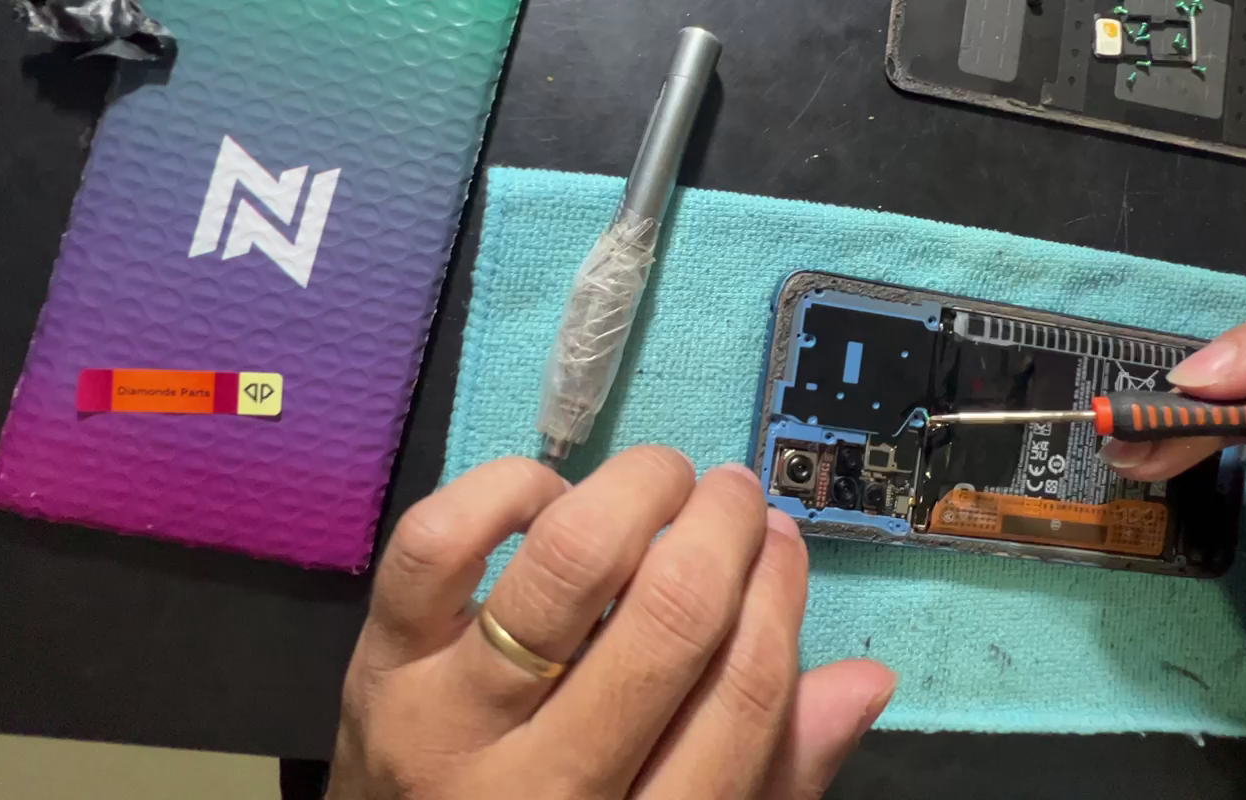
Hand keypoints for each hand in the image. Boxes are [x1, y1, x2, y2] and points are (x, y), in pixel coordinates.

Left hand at [326, 447, 895, 799]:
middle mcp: (539, 789)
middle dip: (721, 528)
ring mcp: (443, 714)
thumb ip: (772, 768)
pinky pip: (440, 541)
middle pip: (667, 618)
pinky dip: (508, 488)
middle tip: (734, 494)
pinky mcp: (377, 654)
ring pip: (567, 562)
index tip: (781, 540)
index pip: (742, 701)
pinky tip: (549, 493)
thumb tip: (867, 677)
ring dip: (638, 490)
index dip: (778, 596)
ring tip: (666, 476)